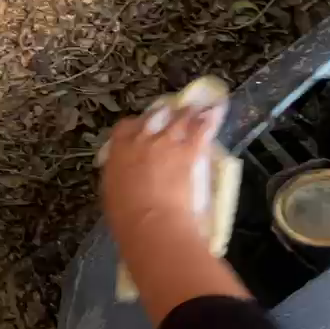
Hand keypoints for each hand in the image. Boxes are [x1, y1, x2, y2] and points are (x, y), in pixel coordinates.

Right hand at [100, 100, 224, 267]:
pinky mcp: (189, 151)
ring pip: (178, 119)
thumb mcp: (113, 190)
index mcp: (118, 150)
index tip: (142, 128)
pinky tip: (216, 111)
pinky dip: (210, 119)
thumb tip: (125, 174)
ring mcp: (166, 143)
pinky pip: (201, 129)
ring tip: (197, 107)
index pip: (125, 127)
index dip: (136, 125)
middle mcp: (141, 140)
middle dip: (163, 114)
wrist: (151, 221)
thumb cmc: (126, 214)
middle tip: (171, 113)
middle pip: (153, 118)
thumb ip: (121, 174)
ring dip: (188, 113)